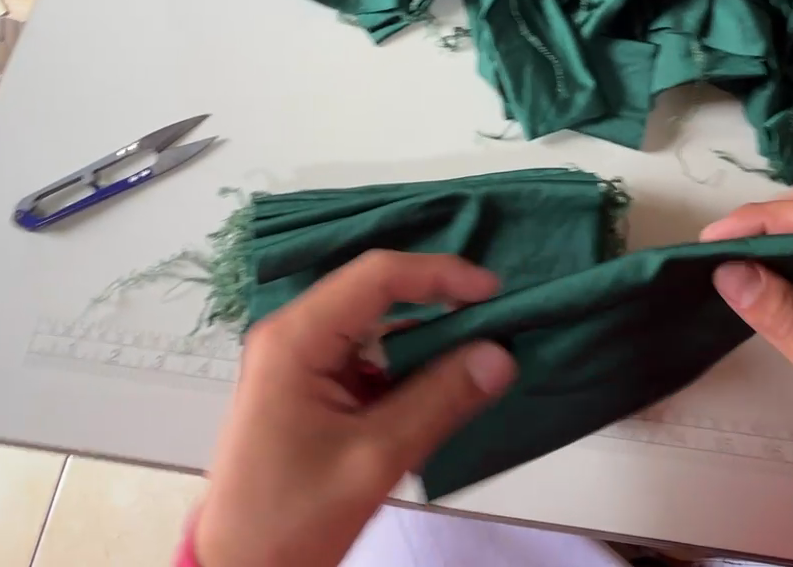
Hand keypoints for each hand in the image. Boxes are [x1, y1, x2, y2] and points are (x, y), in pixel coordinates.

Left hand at [195, 251, 516, 566]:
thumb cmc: (292, 519)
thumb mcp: (374, 459)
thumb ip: (440, 400)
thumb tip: (501, 355)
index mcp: (297, 336)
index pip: (377, 276)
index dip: (439, 273)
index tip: (493, 291)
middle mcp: (295, 332)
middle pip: (376, 294)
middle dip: (436, 302)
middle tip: (493, 319)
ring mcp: (300, 357)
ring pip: (375, 324)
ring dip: (424, 336)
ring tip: (477, 350)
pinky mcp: (310, 383)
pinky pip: (367, 354)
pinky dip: (406, 365)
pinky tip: (440, 383)